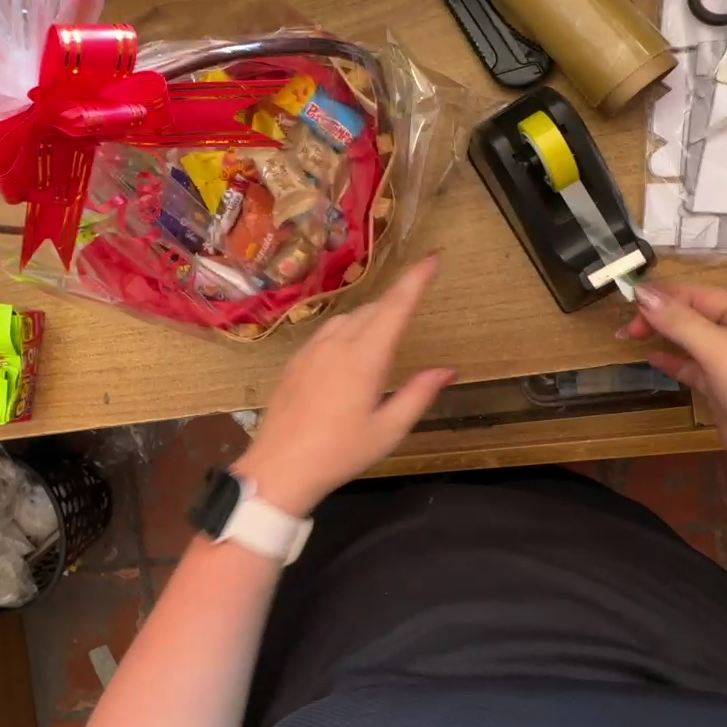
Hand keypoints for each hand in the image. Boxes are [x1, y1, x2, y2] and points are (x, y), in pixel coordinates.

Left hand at [232, 257, 455, 515]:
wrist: (280, 468)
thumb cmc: (339, 453)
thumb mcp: (387, 431)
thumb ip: (417, 395)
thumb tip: (447, 370)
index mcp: (363, 359)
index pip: (394, 307)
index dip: (415, 280)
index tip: (432, 258)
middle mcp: (335, 346)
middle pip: (371, 310)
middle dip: (395, 302)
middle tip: (415, 304)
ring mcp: (310, 351)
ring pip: (346, 319)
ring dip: (369, 317)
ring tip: (384, 332)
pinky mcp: (294, 362)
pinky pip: (325, 333)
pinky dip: (345, 330)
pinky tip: (349, 352)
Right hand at [618, 282, 726, 476]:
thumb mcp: (719, 349)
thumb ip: (679, 321)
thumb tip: (641, 293)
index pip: (700, 295)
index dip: (663, 296)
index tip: (627, 302)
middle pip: (694, 316)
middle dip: (660, 317)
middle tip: (627, 329)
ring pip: (692, 341)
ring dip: (663, 337)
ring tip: (630, 336)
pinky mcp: (724, 386)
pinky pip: (693, 366)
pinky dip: (672, 361)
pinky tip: (652, 358)